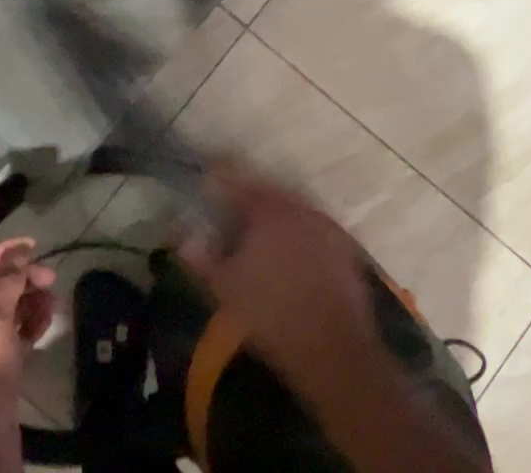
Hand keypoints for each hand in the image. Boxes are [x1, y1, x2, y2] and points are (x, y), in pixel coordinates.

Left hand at [0, 237, 56, 404]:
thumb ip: (6, 284)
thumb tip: (18, 254)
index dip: (5, 251)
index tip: (34, 244)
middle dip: (24, 277)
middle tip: (51, 279)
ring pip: (11, 307)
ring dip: (32, 300)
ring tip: (52, 303)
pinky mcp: (2, 360)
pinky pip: (18, 330)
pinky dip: (32, 322)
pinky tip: (47, 322)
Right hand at [178, 166, 380, 383]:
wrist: (334, 351)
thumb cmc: (270, 315)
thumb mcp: (223, 288)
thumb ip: (199, 256)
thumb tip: (183, 235)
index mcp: (267, 210)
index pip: (236, 181)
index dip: (218, 178)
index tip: (205, 179)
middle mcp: (299, 209)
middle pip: (267, 192)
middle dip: (247, 196)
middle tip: (230, 208)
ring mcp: (327, 229)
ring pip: (293, 210)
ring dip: (275, 216)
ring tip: (259, 232)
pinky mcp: (347, 252)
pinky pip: (314, 231)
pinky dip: (298, 235)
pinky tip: (291, 255)